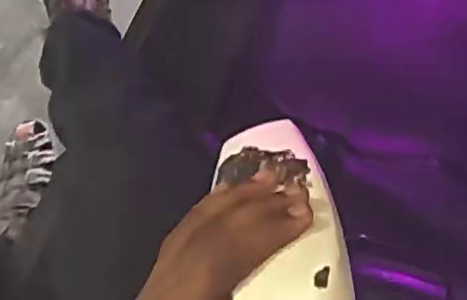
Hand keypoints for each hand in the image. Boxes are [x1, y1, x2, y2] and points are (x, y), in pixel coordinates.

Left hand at [137, 169, 311, 299]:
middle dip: (261, 208)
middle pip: (218, 229)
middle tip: (299, 192)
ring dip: (239, 198)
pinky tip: (228, 193)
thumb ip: (259, 289)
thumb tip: (307, 284)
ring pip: (201, 221)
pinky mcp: (159, 269)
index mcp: (190, 292)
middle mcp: (171, 275)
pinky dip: (212, 206)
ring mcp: (160, 270)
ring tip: (270, 179)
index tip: (305, 215)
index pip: (231, 252)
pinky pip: (186, 227)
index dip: (270, 231)